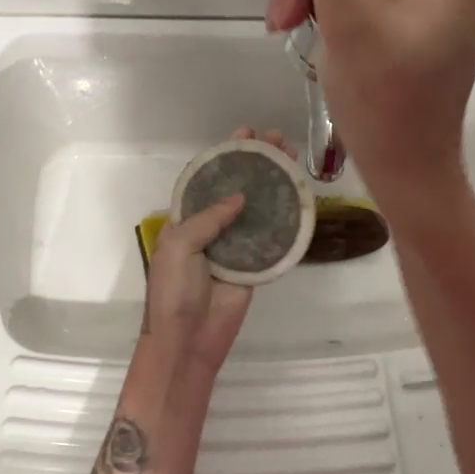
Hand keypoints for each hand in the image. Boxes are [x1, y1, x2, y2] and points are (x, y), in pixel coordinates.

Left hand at [144, 129, 295, 368]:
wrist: (189, 339)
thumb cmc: (174, 291)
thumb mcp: (179, 246)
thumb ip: (208, 218)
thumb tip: (240, 197)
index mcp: (187, 221)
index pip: (210, 180)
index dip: (227, 156)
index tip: (246, 134)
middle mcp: (213, 229)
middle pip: (240, 189)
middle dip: (257, 164)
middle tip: (278, 139)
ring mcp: (237, 247)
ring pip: (260, 209)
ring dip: (275, 184)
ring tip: (293, 157)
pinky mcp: (257, 266)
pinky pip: (274, 238)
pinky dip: (287, 218)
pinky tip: (300, 196)